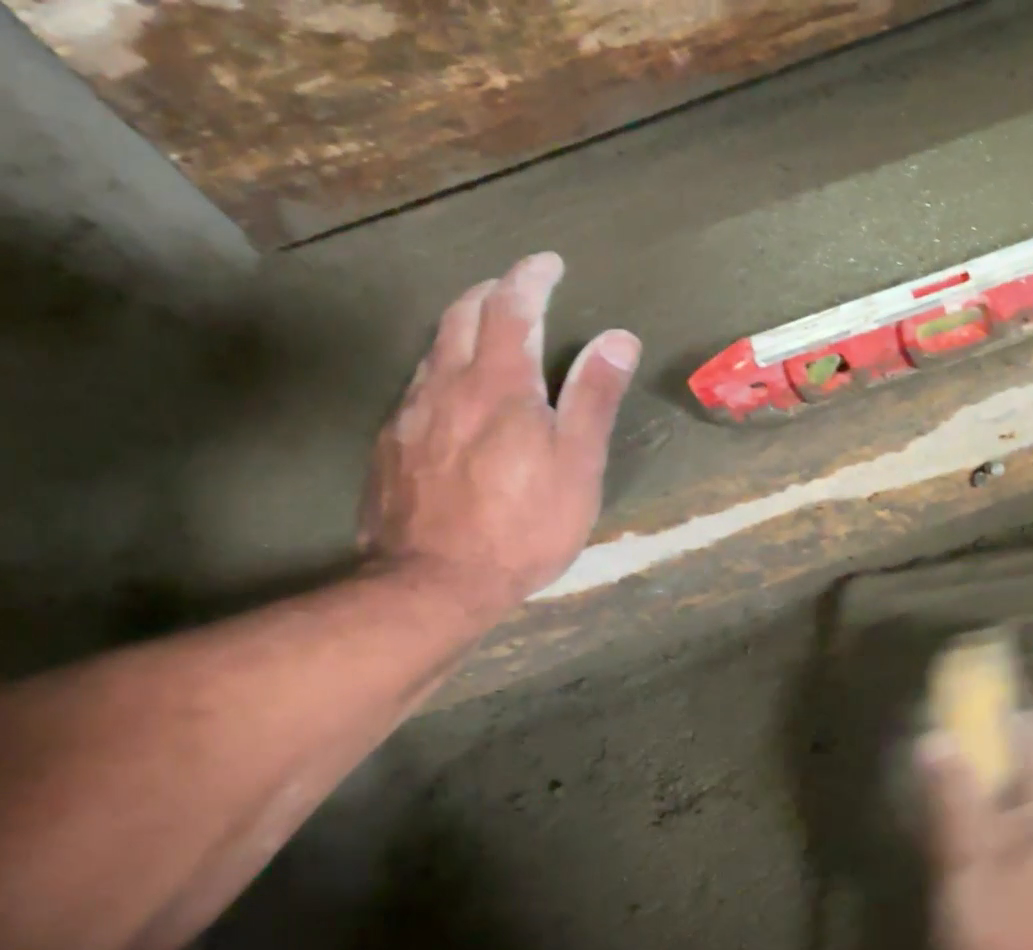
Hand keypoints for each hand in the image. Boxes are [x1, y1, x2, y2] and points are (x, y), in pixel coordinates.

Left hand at [358, 252, 638, 615]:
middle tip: (517, 289)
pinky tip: (456, 397)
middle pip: (461, 315)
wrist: (434, 582)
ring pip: (434, 349)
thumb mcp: (577, 464)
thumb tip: (618, 337)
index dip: (531, 277)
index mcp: (498, 384)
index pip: (512, 307)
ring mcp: (411, 414)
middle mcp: (446, 384)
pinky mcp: (391, 446)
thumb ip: (594, 396)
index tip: (549, 262)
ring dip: (463, 327)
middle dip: (490, 291)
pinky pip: (418, 387)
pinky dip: (444, 369)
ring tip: (488, 332)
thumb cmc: (523, 524)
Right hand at [917, 709, 1032, 949]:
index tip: (944, 696)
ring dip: (993, 794)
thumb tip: (936, 736)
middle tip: (932, 762)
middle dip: (983, 753)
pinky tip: (978, 851)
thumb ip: (954, 804)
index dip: (985, 705)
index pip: (1027, 725)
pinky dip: (1008, 826)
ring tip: (946, 805)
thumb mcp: (971, 878)